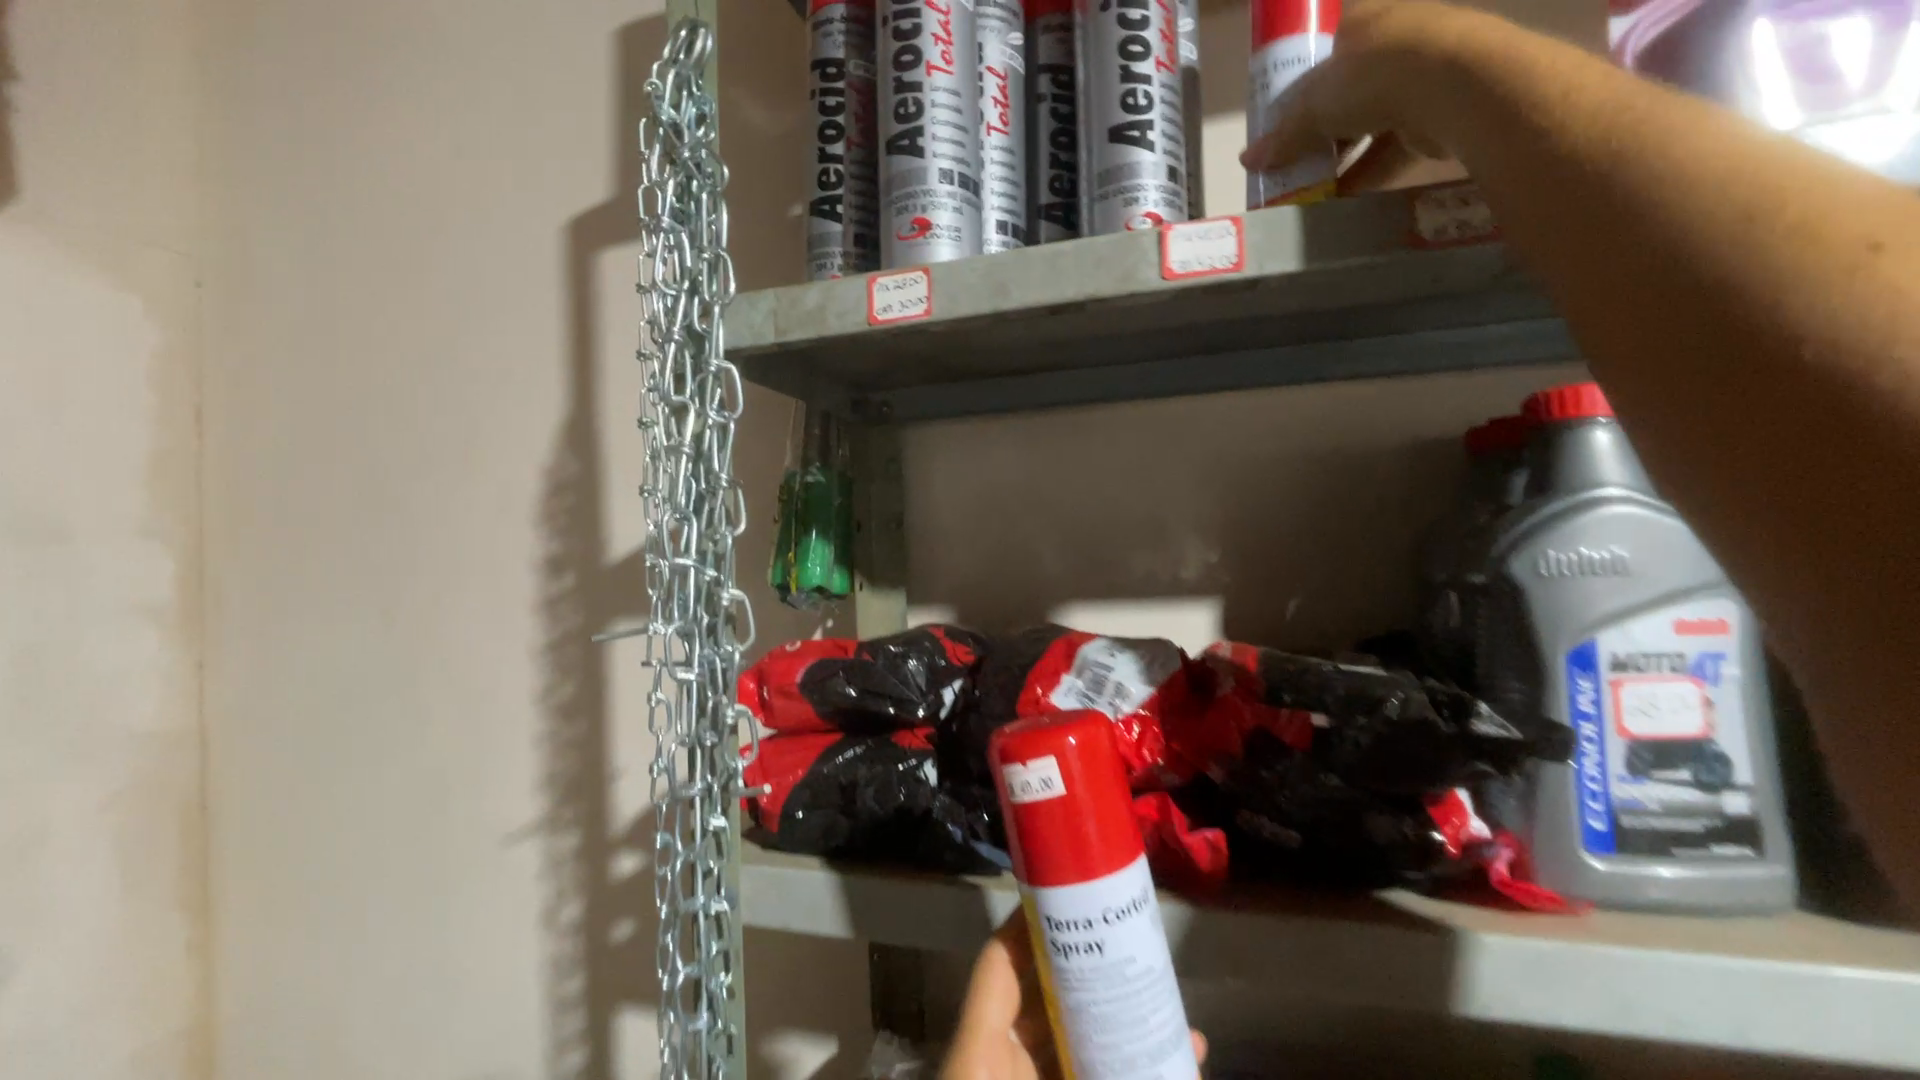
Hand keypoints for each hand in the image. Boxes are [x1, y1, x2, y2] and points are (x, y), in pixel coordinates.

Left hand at [938, 914, 1206, 1079]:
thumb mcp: (1023, 1069)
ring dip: (1113, 1024)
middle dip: (1090, 972)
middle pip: (1041, 999)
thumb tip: (1176, 1051)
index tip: (1075, 894)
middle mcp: (999, 1062)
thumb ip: (1097, 1055)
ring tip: (1171, 1010)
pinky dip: (1119, 1064)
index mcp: (979, 1052)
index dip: (1031, 925)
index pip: (999, 967)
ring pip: (1067, 1041)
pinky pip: (1079, 1072)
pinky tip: (1174, 1062)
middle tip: (1139, 950)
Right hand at [1239, 0, 1513, 188]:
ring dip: (1340, 151)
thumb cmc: (1375, 73)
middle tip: (1290, 152)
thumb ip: (1283, 134)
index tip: (1281, 107)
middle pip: (1345, 86)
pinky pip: (1393, 147)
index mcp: (1363, 19)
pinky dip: (1367, 171)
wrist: (1459, 86)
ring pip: (1369, 118)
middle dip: (1318, 122)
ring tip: (1310, 182)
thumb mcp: (1314, 103)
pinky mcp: (1438, 112)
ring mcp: (1421, 75)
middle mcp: (1394, 40)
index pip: (1325, 42)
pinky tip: (1341, 196)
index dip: (1301, 73)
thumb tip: (1249, 161)